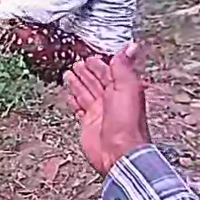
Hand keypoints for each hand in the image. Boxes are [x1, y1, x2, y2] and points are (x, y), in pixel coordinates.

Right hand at [64, 42, 152, 174]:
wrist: (119, 152)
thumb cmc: (126, 123)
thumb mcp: (127, 88)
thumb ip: (124, 68)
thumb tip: (130, 47)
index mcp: (122, 89)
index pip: (109, 72)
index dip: (99, 64)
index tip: (90, 57)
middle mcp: (111, 100)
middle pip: (96, 81)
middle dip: (87, 72)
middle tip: (77, 63)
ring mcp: (99, 112)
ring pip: (86, 93)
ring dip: (78, 83)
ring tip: (69, 74)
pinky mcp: (89, 124)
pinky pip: (80, 108)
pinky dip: (74, 101)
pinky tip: (70, 96)